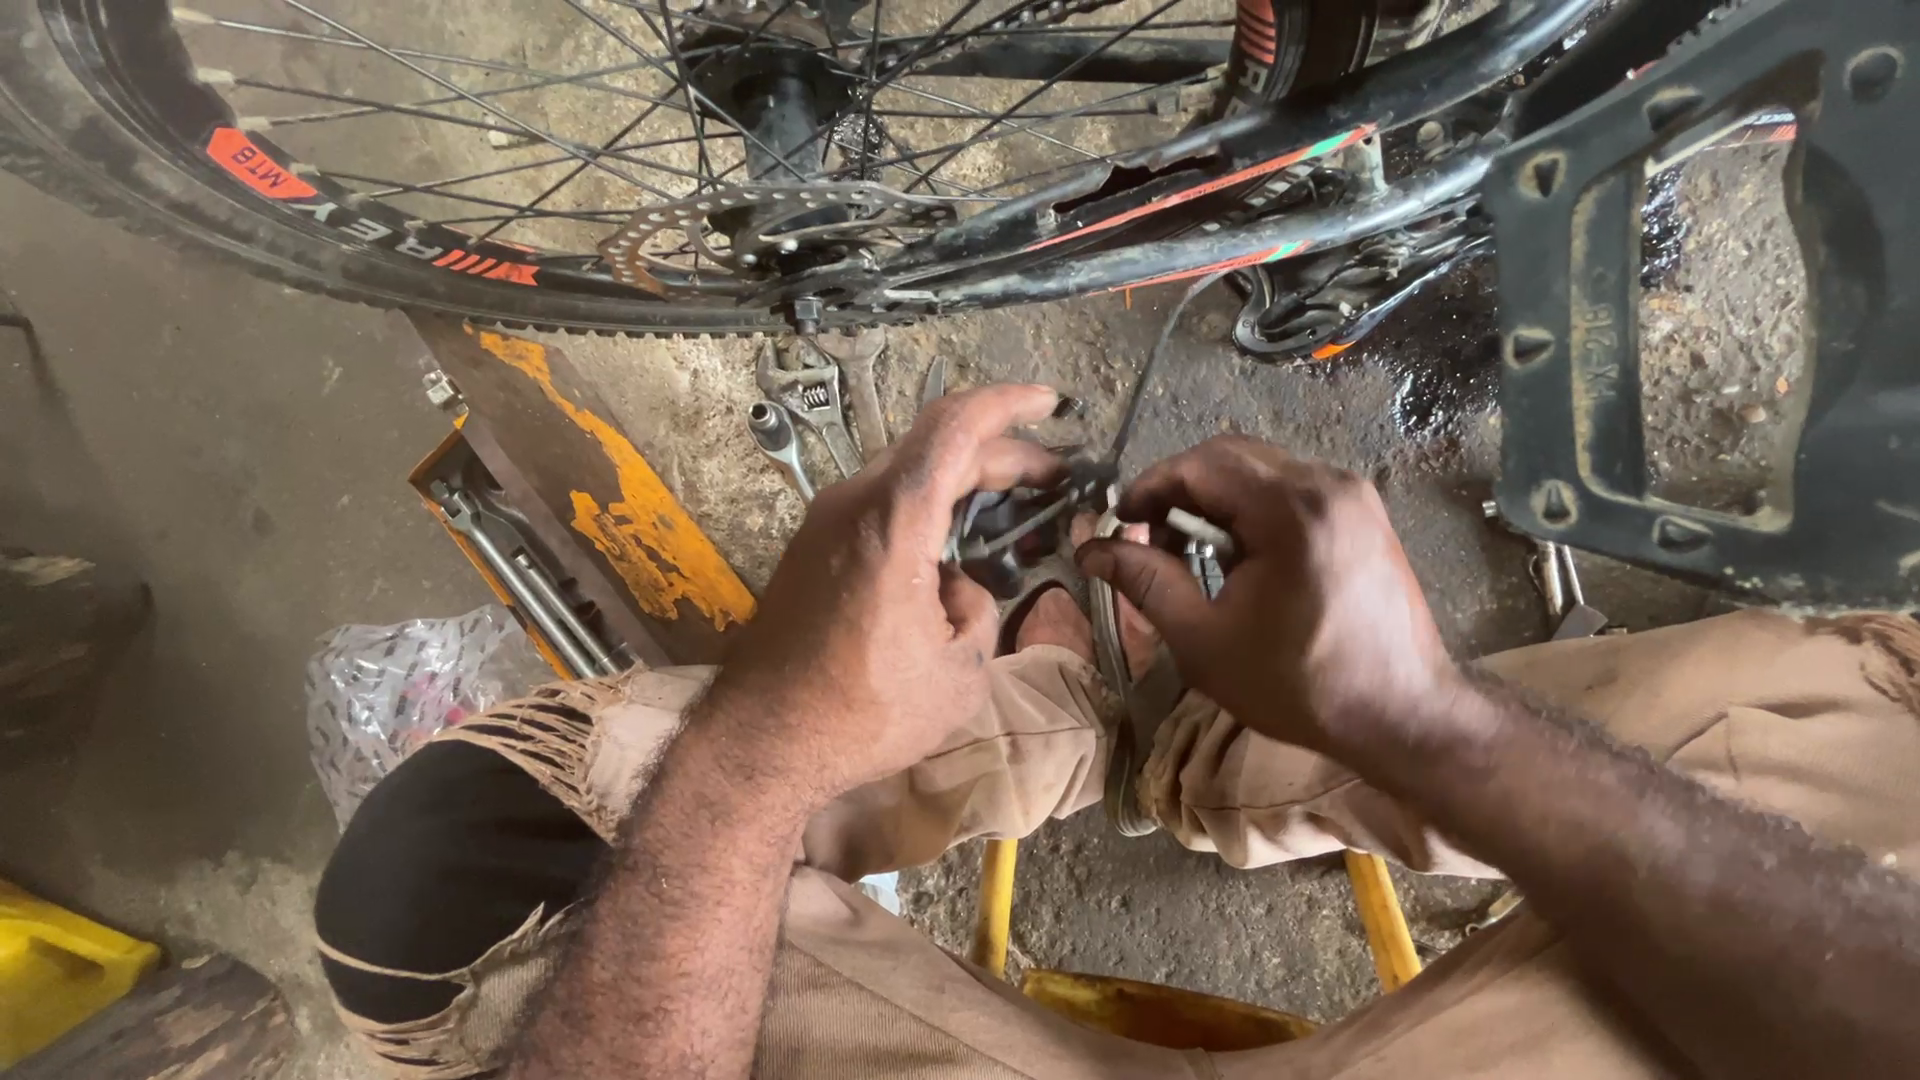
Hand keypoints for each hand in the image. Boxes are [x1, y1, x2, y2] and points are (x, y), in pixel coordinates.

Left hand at [697, 383, 1064, 805]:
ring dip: (963, 478)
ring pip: (908, 471)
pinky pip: (883, 501)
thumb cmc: (864, 713)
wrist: (764, 740)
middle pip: (936, 445)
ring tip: (1011, 505)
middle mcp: (854, 502)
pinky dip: (928, 503)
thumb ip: (978, 608)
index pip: (956, 427)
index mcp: (894, 521)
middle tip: (1050, 476)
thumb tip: (955, 584)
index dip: (1009, 404)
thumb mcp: (960, 673)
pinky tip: (954, 537)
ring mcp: (826, 519)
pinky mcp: (813, 543)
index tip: (1051, 402)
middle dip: (1001, 452)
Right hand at [1076, 435, 1459, 761]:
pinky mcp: (1362, 512)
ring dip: (1212, 497)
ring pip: (1258, 467)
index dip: (1148, 487)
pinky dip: (1248, 505)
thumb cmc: (1297, 685)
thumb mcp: (1203, 640)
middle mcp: (1327, 483)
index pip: (1199, 465)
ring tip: (1190, 550)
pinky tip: (1237, 553)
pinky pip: (1288, 485)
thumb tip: (1090, 550)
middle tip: (1150, 537)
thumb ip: (1145, 582)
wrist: (1403, 716)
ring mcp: (1352, 494)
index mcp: (1290, 510)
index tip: (1121, 524)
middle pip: (1228, 455)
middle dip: (1178, 489)